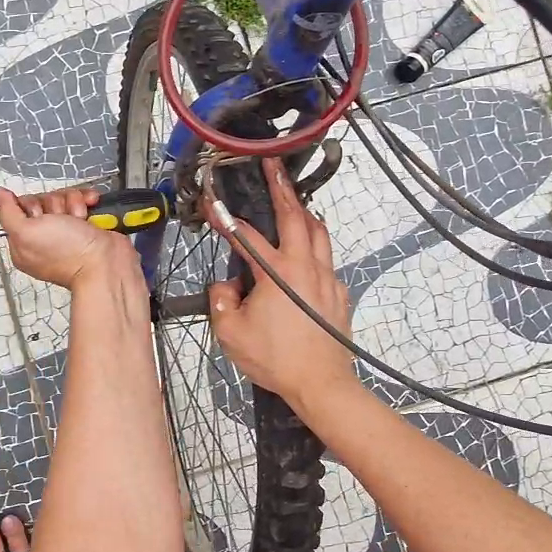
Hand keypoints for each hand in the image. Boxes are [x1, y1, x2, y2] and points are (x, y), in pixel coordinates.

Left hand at [0, 186, 139, 289]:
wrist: (106, 263)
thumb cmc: (67, 254)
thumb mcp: (25, 232)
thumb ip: (7, 212)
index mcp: (23, 242)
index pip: (21, 207)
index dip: (31, 206)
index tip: (39, 217)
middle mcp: (44, 236)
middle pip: (43, 200)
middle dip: (54, 205)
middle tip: (61, 222)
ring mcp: (66, 230)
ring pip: (63, 198)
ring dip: (73, 203)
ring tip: (79, 220)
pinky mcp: (85, 223)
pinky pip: (81, 199)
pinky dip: (87, 201)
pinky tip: (90, 209)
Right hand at [206, 158, 355, 405]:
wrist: (320, 384)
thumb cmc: (275, 359)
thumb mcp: (231, 332)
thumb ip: (221, 300)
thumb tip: (226, 285)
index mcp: (277, 273)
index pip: (246, 236)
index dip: (225, 218)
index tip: (212, 203)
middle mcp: (306, 267)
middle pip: (295, 217)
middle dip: (283, 188)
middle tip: (274, 168)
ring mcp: (327, 278)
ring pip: (319, 233)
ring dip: (305, 214)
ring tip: (295, 203)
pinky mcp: (339, 294)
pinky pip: (327, 260)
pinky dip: (316, 247)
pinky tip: (307, 255)